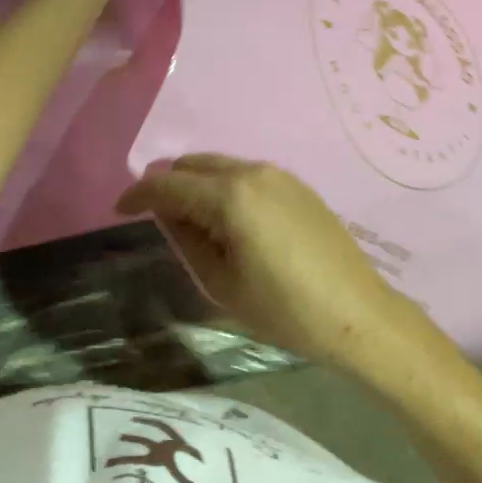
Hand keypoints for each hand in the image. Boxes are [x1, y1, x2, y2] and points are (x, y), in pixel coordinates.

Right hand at [116, 155, 423, 366]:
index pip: (167, 185)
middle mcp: (251, 172)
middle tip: (160, 221)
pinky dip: (223, 187)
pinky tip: (230, 222)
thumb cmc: (286, 310)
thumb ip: (186, 239)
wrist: (362, 318)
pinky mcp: (296, 185)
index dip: (138, 195)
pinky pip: (244, 174)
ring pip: (217, 166)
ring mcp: (277, 175)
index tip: (120, 209)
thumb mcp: (222, 283)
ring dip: (196, 185)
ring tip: (195, 225)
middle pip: (191, 165)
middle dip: (168, 186)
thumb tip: (167, 215)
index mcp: (229, 196)